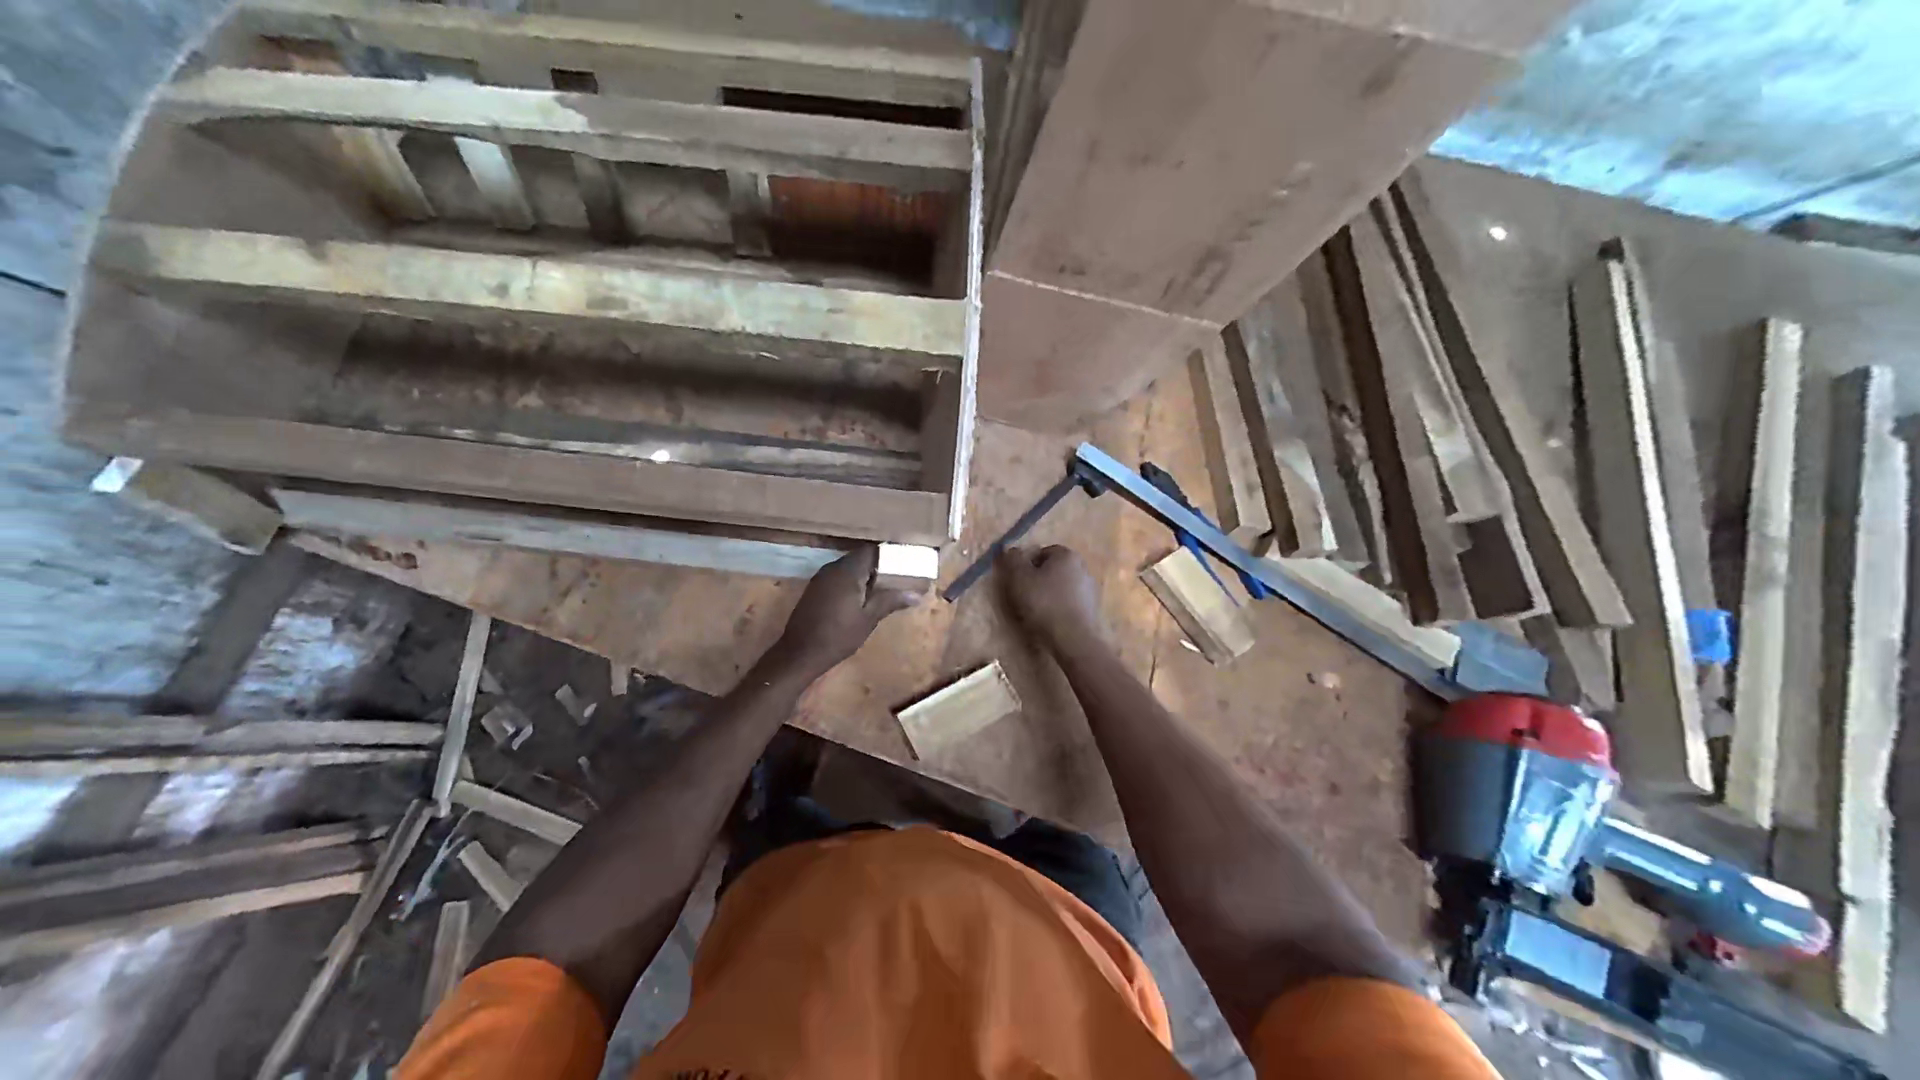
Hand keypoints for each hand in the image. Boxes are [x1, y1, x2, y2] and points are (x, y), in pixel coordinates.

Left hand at [768, 546, 919, 679]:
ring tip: (884, 587)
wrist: (800, 653)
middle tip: (898, 576)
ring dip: (865, 575)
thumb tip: (916, 594)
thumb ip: (890, 601)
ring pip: (848, 567)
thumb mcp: (869, 619)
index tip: (905, 563)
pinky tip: (861, 597)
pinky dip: (852, 582)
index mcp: (847, 571)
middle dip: (879, 565)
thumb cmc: (838, 636)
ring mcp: (821, 578)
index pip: (871, 551)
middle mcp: (832, 568)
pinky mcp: (815, 589)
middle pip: (860, 558)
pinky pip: (838, 577)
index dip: (889, 555)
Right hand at [997, 545, 1107, 650]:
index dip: (1027, 565)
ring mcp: (1091, 589)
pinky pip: (1071, 604)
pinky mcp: (1094, 609)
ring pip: (1064, 587)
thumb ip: (1013, 560)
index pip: (1043, 552)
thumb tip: (1011, 549)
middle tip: (1026, 596)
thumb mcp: (1019, 578)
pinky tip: (1052, 621)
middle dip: (1040, 579)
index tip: (1019, 581)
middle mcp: (1083, 567)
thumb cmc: (1044, 603)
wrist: (1073, 638)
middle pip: (1054, 570)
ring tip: (1038, 612)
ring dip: (1051, 595)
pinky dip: (1061, 608)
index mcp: (1067, 555)